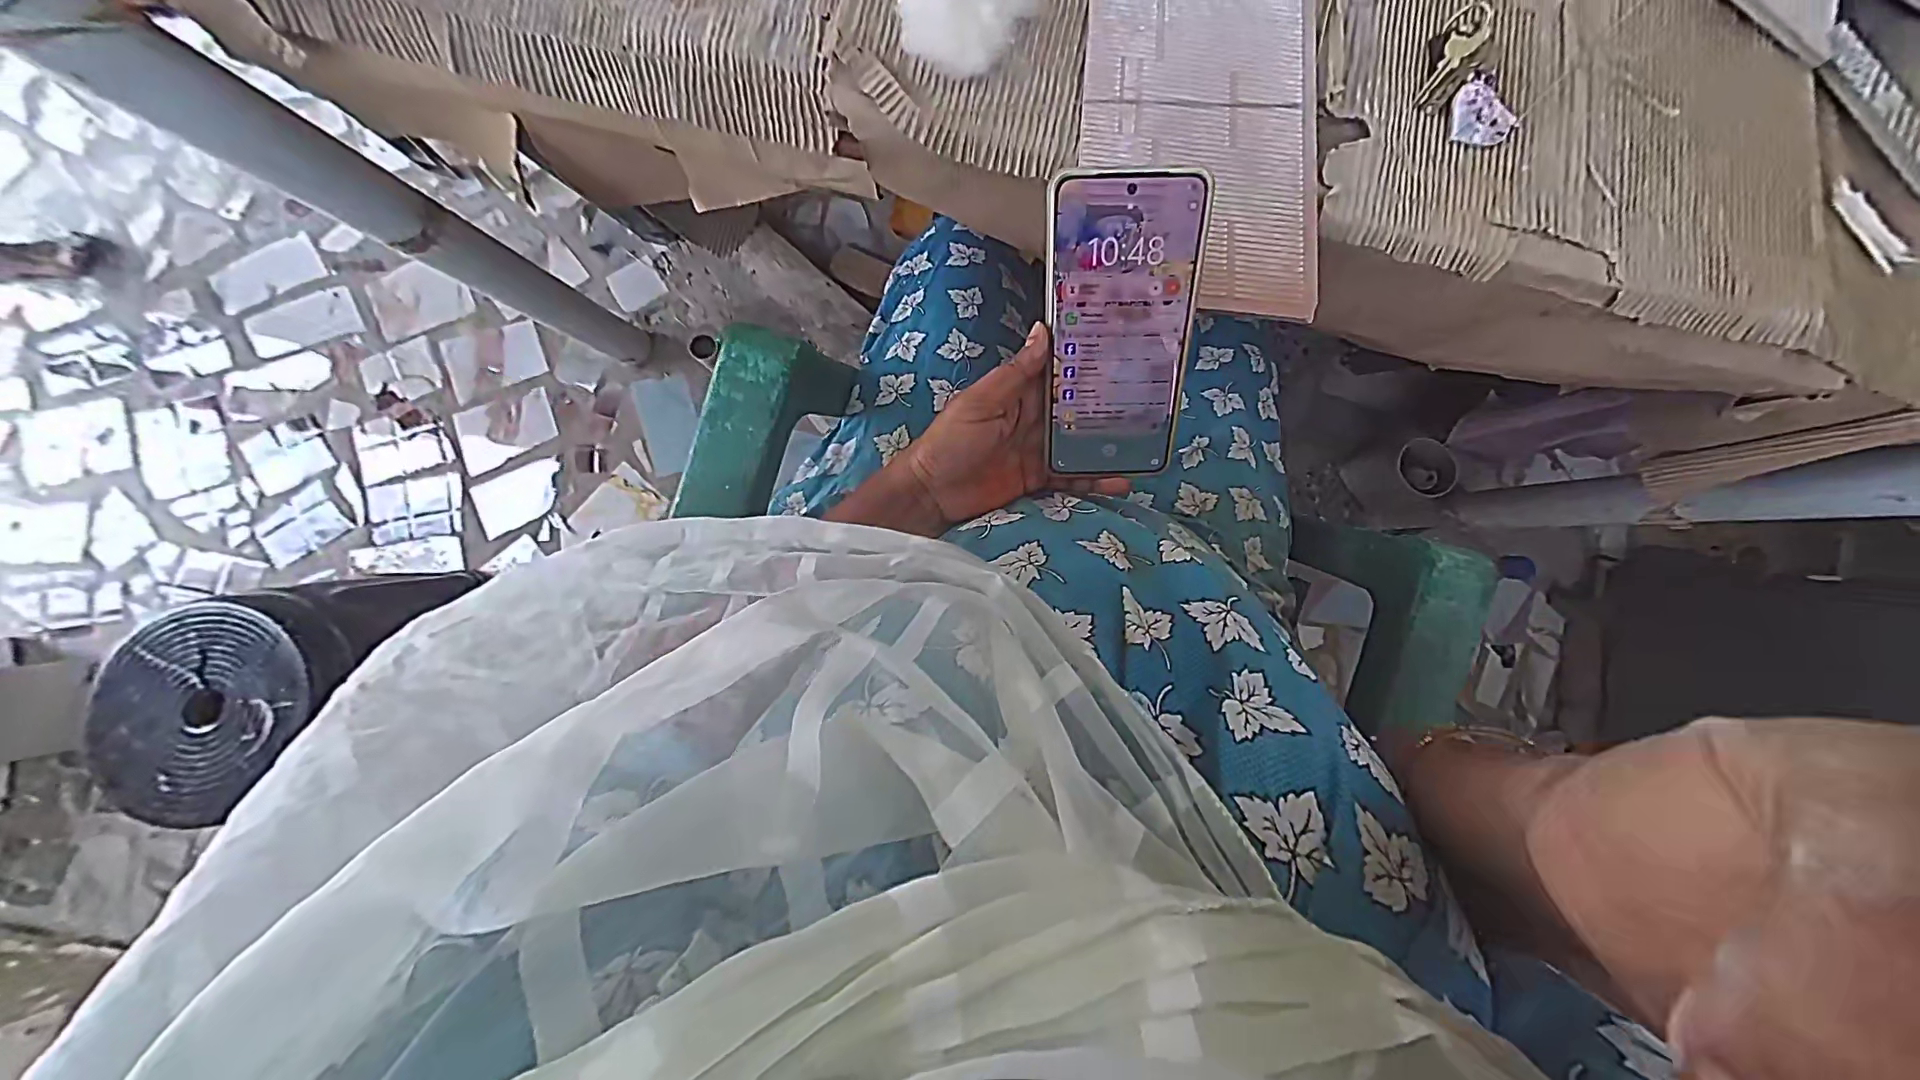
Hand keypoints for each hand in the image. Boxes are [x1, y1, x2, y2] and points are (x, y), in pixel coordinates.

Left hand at [899, 322, 1127, 525]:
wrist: (933, 493)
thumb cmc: (950, 440)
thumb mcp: (981, 401)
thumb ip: (1015, 373)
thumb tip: (1043, 331)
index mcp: (1019, 394)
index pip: (1058, 373)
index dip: (1085, 361)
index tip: (1120, 348)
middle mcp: (1033, 419)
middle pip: (1077, 410)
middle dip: (1108, 404)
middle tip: (1148, 398)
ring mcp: (1038, 450)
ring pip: (1080, 444)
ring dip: (1107, 445)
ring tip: (1142, 444)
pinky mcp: (1038, 479)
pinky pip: (1071, 478)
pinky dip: (1093, 480)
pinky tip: (1120, 480)